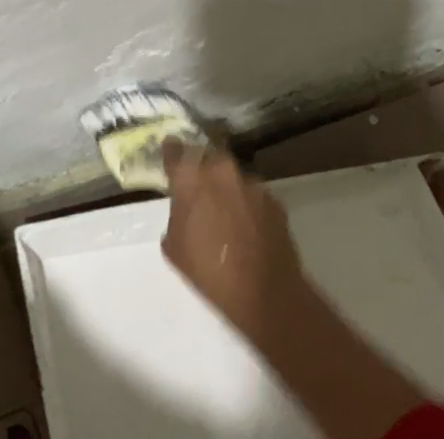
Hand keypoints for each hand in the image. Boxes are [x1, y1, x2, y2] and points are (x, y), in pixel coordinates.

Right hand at [162, 142, 308, 341]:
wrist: (264, 293)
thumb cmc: (208, 271)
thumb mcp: (173, 246)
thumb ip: (177, 214)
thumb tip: (185, 209)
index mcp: (191, 177)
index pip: (175, 149)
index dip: (171, 151)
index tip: (169, 154)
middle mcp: (222, 170)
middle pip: (207, 157)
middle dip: (201, 168)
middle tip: (198, 187)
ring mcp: (252, 184)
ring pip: (233, 176)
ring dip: (226, 187)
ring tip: (225, 211)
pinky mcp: (274, 200)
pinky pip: (253, 195)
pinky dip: (247, 204)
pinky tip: (247, 226)